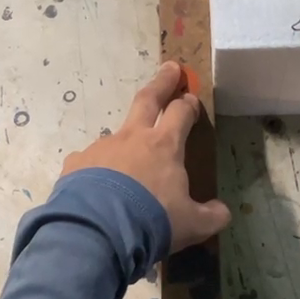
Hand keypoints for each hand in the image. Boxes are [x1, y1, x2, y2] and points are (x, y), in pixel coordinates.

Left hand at [62, 63, 231, 251]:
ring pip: (116, 137)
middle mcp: (132, 138)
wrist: (97, 231)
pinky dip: (97, 170)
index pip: (180, 113)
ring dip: (125, 144)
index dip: (188, 104)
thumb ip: (210, 216)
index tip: (191, 98)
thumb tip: (222, 212)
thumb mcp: (191, 225)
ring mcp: (101, 147)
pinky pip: (91, 162)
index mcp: (164, 146)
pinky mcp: (76, 163)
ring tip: (126, 171)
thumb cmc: (152, 221)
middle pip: (148, 100)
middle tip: (170, 67)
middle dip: (161, 82)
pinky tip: (97, 188)